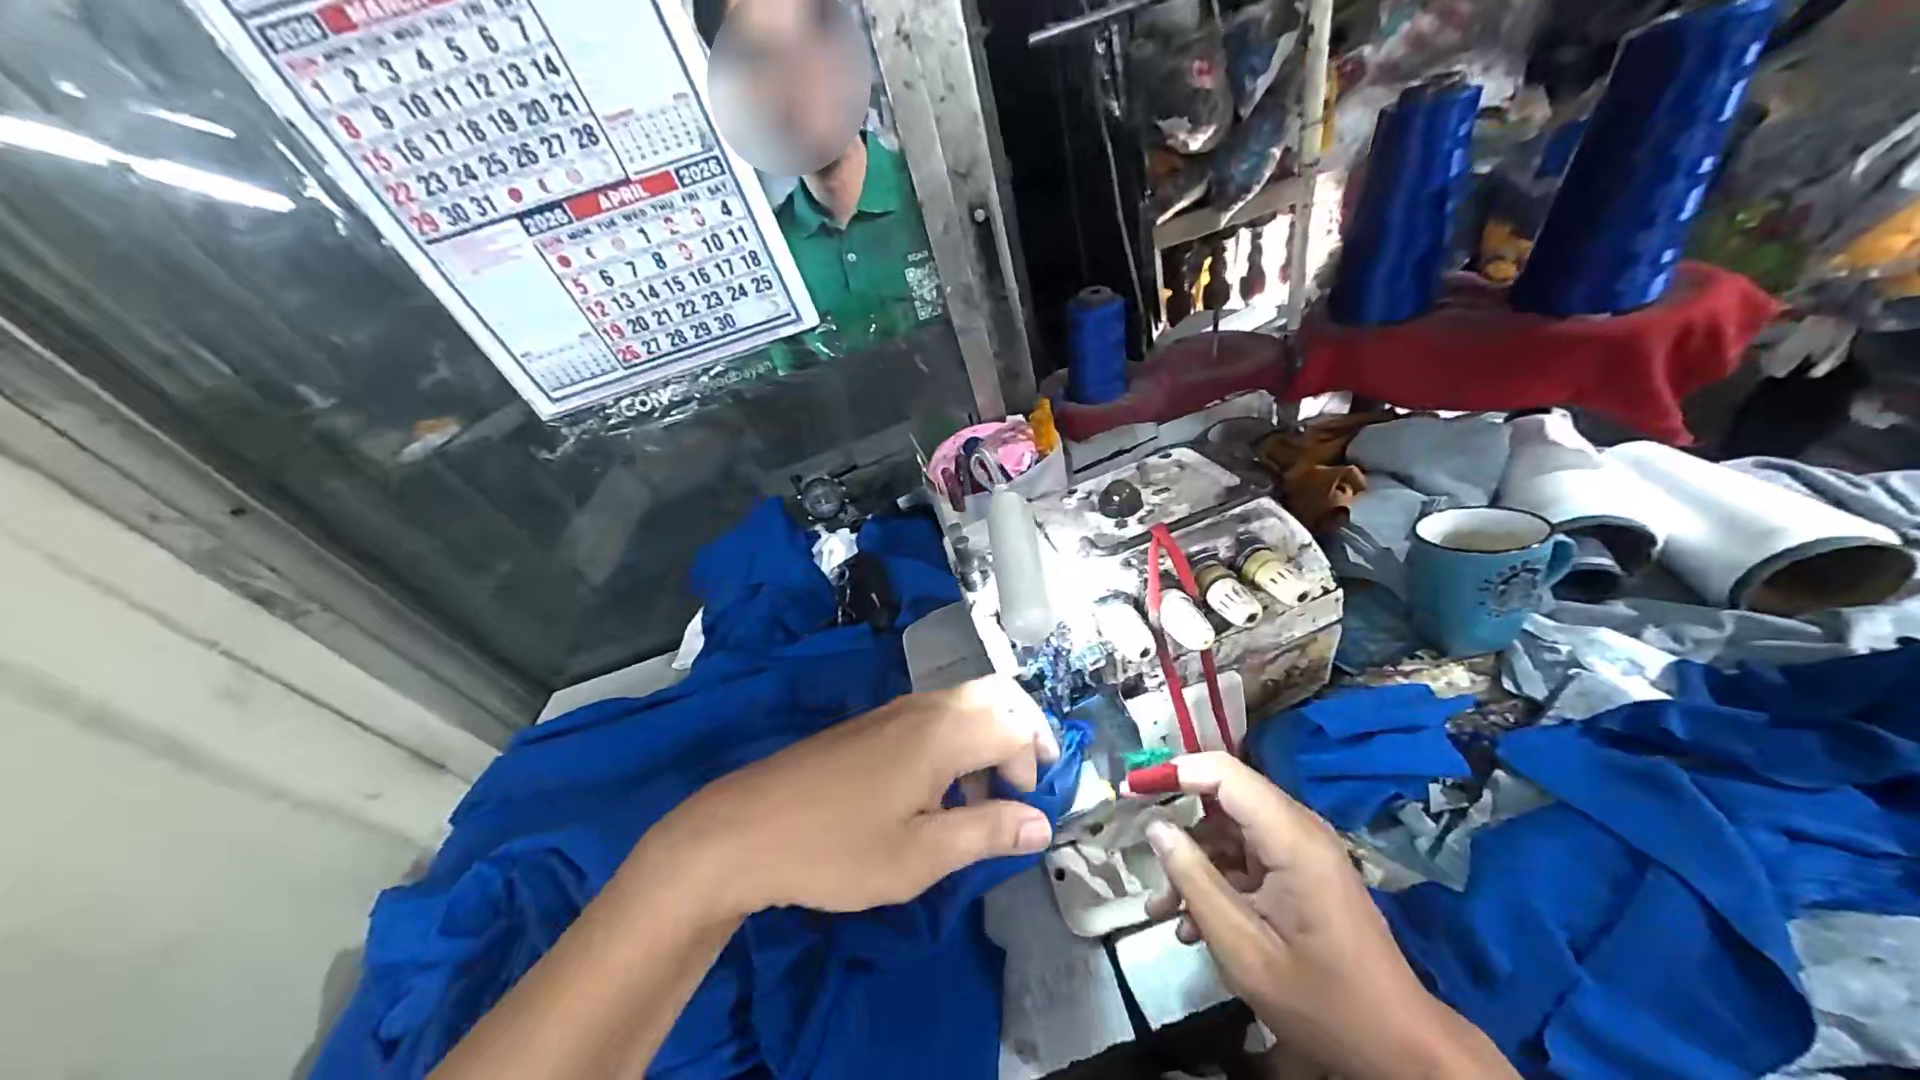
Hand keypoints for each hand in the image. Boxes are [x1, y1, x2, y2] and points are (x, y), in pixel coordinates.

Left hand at [641, 675, 1059, 916]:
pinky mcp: (871, 724)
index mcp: (941, 732)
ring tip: (980, 796)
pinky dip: (956, 740)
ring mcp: (892, 711)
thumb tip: (1041, 823)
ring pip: (963, 703)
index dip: (1032, 764)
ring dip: (987, 739)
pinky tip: (937, 789)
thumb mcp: (919, 856)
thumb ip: (986, 832)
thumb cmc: (836, 849)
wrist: (742, 830)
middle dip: (1021, 732)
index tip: (1024, 811)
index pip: (1014, 726)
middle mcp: (922, 708)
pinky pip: (933, 716)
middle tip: (1022, 782)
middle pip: (994, 695)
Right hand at [1144, 753, 1517, 1079]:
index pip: (1222, 772)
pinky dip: (1215, 881)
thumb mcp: (1241, 945)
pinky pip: (1244, 858)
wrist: (1395, 1047)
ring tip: (1163, 910)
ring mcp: (1300, 851)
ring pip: (1227, 832)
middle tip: (1141, 853)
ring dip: (1192, 864)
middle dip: (1177, 826)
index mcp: (1291, 837)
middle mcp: (1298, 830)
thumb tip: (1156, 827)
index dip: (1173, 771)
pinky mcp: (1299, 873)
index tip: (1129, 789)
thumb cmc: (1319, 999)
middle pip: (1222, 800)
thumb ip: (1193, 878)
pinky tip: (1191, 924)